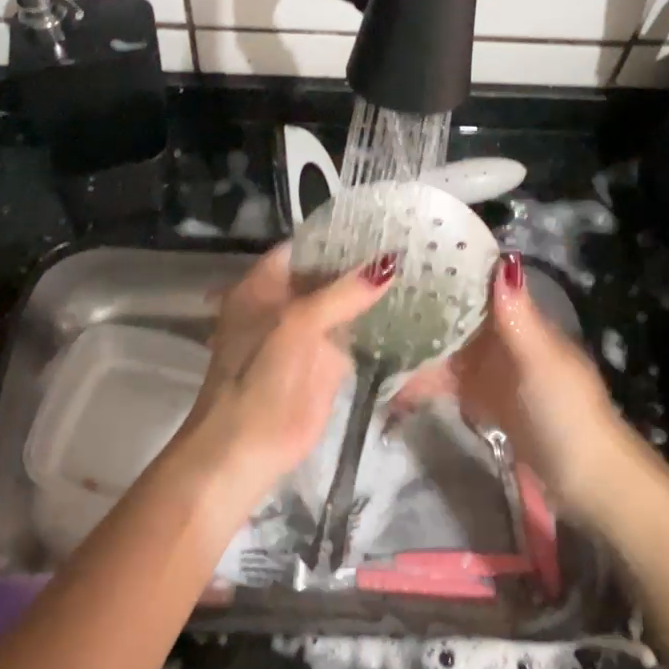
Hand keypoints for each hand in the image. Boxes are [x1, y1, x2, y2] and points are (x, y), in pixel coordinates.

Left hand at [174, 243, 394, 511]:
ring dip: (374, 294)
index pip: (304, 247)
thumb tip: (391, 263)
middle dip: (363, 263)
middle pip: (327, 275)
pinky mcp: (327, 366)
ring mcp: (307, 336)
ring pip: (344, 306)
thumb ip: (343, 292)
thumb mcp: (298, 322)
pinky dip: (379, 326)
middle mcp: (285, 304)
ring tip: (423, 268)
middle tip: (414, 242)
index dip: (338, 235)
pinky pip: (355, 337)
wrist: (246, 445)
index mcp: (263, 285)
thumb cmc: (258, 374)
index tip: (382, 222)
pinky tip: (414, 310)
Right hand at [396, 252, 634, 517]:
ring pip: (445, 350)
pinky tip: (389, 386)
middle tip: (370, 299)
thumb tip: (502, 259)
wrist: (585, 478)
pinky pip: (443, 385)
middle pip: (457, 317)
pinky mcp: (479, 403)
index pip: (480, 287)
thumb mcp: (541, 361)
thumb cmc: (565, 411)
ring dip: (415, 347)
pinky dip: (420, 384)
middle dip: (420, 309)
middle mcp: (502, 341)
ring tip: (369, 339)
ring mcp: (490, 373)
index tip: (405, 258)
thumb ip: (517, 316)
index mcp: (521, 323)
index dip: (448, 272)